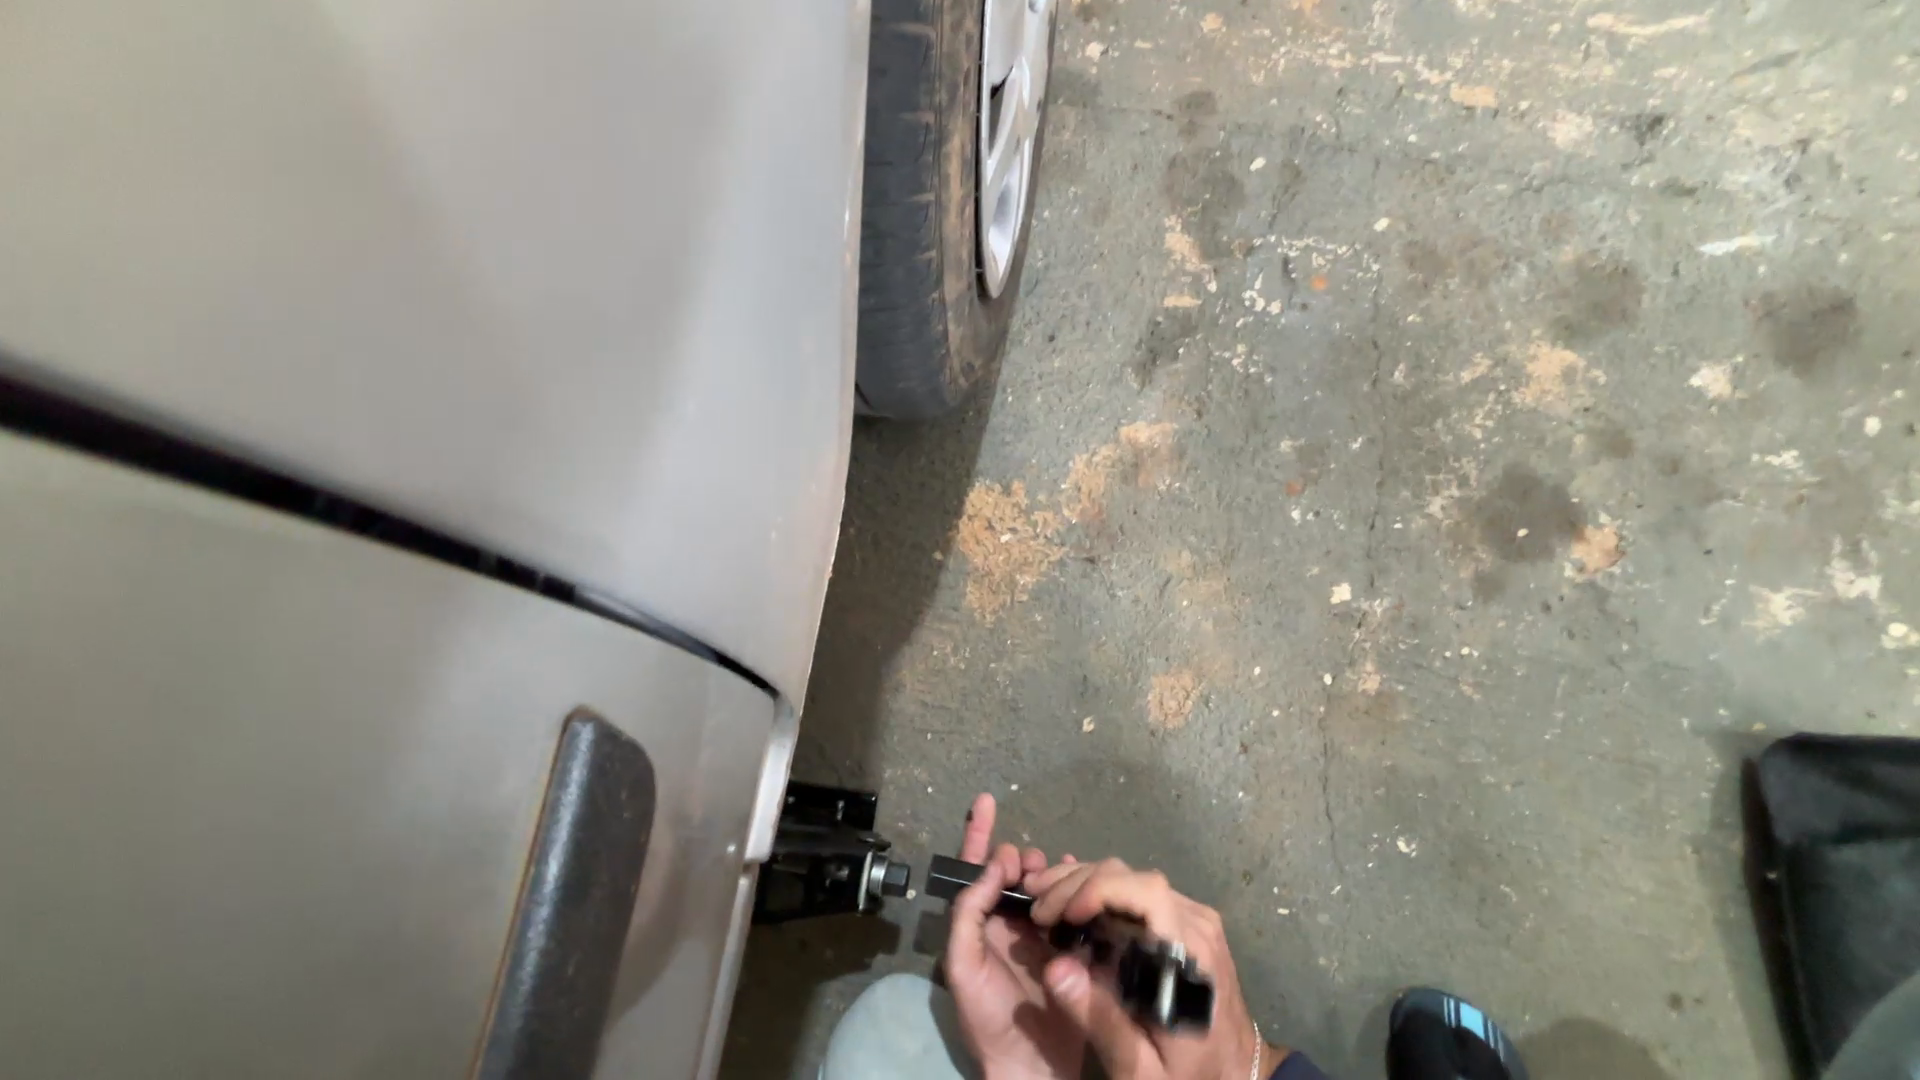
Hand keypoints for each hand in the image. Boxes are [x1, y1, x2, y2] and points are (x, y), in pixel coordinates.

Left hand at [943, 793, 1085, 1079]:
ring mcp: (1040, 934)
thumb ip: (968, 914)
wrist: (1031, 1068)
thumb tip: (989, 868)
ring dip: (1047, 870)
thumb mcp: (963, 966)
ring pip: (1043, 885)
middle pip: (1012, 873)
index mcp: (979, 925)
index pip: (975, 870)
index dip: (979, 835)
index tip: (986, 801)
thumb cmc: (988, 1018)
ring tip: (1052, 870)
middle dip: (1018, 857)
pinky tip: (1081, 876)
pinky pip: (1073, 905)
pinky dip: (1075, 885)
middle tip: (1029, 862)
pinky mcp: (1070, 946)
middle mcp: (1007, 923)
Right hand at [1024, 858, 1290, 1079]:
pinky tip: (1069, 905)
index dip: (1098, 889)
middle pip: (1128, 876)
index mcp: (1189, 952)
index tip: (1061, 914)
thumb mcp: (1142, 1067)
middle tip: (1035, 911)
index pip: (1145, 890)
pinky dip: (1097, 891)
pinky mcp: (1184, 916)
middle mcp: (1195, 921)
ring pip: (1128, 876)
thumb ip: (1099, 1018)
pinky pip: (1135, 890)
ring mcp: (1192, 914)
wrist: (1241, 1074)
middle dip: (1074, 886)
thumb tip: (1054, 967)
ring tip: (1041, 902)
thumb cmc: (1191, 1074)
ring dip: (1080, 884)